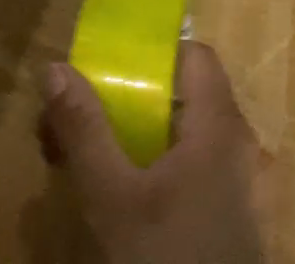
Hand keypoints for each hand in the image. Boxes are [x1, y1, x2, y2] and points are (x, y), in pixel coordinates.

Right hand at [43, 43, 265, 263]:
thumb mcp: (113, 195)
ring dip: (128, 134)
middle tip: (70, 119)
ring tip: (75, 157)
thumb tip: (55, 67)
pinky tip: (111, 191)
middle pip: (181, 96)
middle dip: (120, 99)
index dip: (153, 50)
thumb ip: (84, 129)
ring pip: (181, 134)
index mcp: (220, 127)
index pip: (195, 55)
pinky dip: (151, 163)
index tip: (107, 63)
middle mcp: (239, 145)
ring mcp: (239, 183)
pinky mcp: (231, 215)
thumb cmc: (167, 256)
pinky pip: (191, 167)